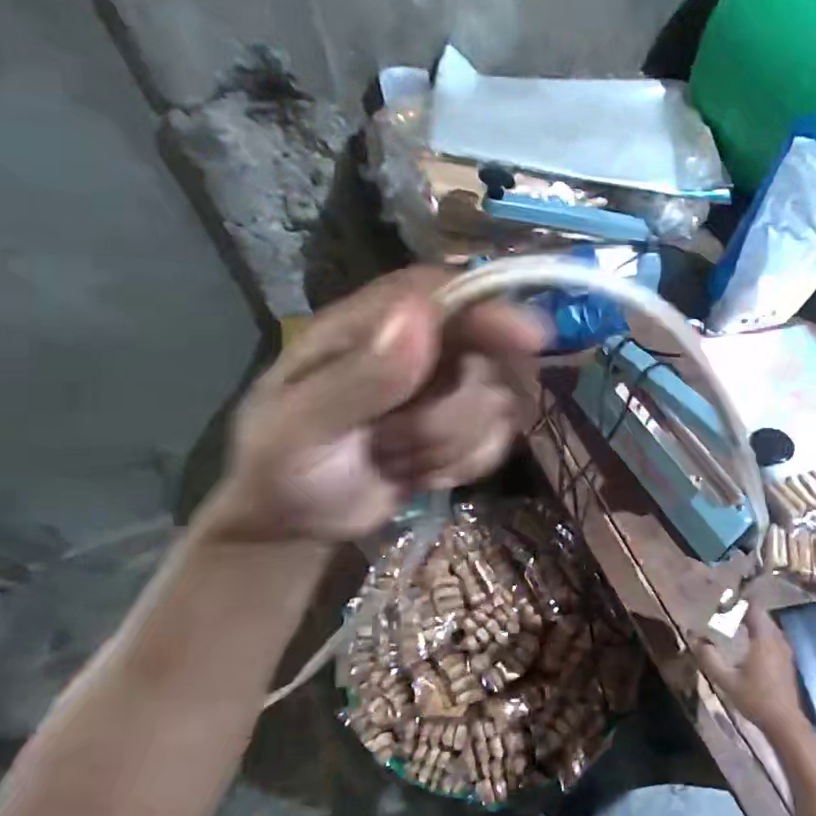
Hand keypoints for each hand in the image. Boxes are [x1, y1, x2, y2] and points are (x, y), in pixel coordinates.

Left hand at [197, 266, 545, 543]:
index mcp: (369, 324)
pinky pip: (496, 443)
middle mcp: (417, 347)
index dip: (493, 310)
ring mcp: (444, 390)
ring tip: (393, 459)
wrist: (296, 520)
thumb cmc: (283, 464)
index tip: (532, 337)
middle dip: (451, 415)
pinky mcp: (462, 431)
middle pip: (486, 357)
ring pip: (496, 407)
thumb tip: (421, 317)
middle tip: (393, 442)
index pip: (445, 295)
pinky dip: (463, 466)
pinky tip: (419, 475)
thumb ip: (361, 377)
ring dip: (449, 447)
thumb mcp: (304, 425)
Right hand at [692, 611, 810, 741]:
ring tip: (733, 624)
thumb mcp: (726, 680)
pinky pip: (772, 636)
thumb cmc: (755, 699)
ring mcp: (785, 649)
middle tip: (724, 612)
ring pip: (768, 625)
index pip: (753, 608)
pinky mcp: (786, 659)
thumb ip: (709, 657)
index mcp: (763, 639)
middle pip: (761, 614)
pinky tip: (748, 643)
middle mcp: (777, 638)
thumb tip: (693, 637)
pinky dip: (759, 633)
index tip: (723, 601)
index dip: (738, 601)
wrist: (784, 721)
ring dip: (752, 621)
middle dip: (743, 610)